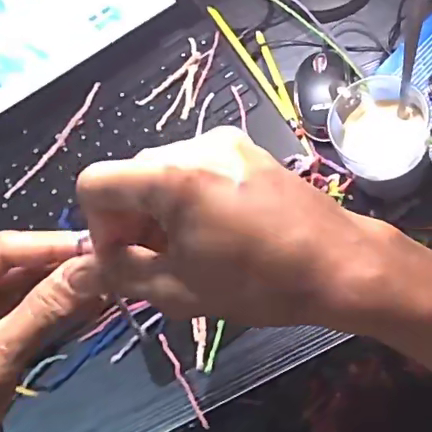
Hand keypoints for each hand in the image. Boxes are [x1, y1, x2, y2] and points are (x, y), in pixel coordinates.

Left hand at [0, 231, 105, 431]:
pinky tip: (88, 313)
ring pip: (20, 298)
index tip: (110, 246)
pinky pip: (19, 325)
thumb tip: (97, 264)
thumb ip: (44, 310)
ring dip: (62, 295)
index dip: (56, 245)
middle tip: (118, 269)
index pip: (1, 251)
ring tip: (113, 288)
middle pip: (12, 271)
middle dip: (63, 270)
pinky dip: (52, 320)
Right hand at [77, 127, 409, 327]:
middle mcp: (198, 144)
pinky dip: (191, 195)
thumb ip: (121, 273)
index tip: (125, 260)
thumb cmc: (260, 282)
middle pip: (133, 175)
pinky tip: (217, 229)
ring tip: (190, 249)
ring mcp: (230, 142)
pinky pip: (200, 166)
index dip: (98, 227)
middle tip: (156, 261)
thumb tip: (92, 266)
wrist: (340, 262)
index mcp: (173, 175)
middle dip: (131, 218)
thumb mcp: (179, 289)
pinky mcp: (253, 150)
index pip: (96, 182)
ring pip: (167, 170)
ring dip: (161, 208)